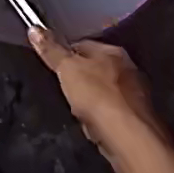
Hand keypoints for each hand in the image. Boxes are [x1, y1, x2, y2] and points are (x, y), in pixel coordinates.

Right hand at [31, 29, 173, 172]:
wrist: (132, 142)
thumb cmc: (100, 99)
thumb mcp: (67, 69)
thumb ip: (51, 50)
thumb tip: (35, 30)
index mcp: (113, 51)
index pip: (82, 45)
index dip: (65, 55)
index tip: (54, 65)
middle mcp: (129, 71)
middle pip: (94, 71)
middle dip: (79, 84)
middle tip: (68, 92)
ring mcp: (136, 98)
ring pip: (103, 97)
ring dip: (91, 106)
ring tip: (82, 115)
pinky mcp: (139, 124)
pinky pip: (112, 119)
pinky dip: (102, 125)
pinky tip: (96, 131)